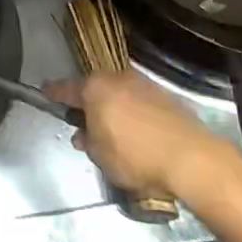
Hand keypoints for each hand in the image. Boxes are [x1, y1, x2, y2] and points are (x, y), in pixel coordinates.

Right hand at [43, 70, 241, 198]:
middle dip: (88, 103)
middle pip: (95, 88)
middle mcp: (118, 79)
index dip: (53, 94)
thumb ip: (87, 140)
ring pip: (120, 94)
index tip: (46, 95)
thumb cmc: (137, 157)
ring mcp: (146, 86)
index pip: (65, 88)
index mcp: (94, 88)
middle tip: (84, 123)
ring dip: (113, 108)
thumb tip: (84, 135)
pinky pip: (141, 102)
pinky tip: (139, 134)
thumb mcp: (100, 156)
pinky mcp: (168, 98)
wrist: (195, 161)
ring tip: (114, 132)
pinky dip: (135, 113)